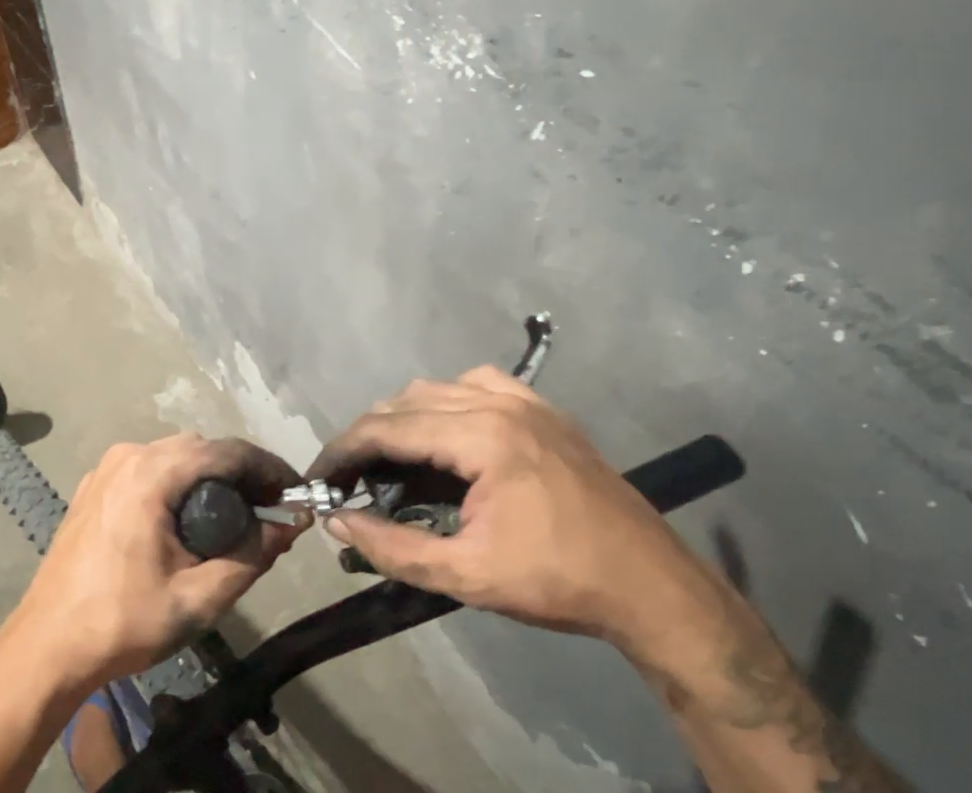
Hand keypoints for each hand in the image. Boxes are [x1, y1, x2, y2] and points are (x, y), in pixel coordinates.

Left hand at [5, 433, 304, 684]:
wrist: (49, 644)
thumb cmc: (123, 621)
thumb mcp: (198, 598)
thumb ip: (251, 557)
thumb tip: (288, 527)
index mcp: (148, 474)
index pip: (225, 451)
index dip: (267, 468)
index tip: (296, 493)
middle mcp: (126, 457)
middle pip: (199, 448)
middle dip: (241, 473)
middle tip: (272, 509)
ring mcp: (105, 470)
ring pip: (173, 457)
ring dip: (209, 478)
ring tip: (239, 516)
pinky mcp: (94, 489)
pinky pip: (148, 472)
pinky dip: (178, 485)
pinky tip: (191, 521)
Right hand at [306, 366, 725, 650]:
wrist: (652, 587)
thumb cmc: (557, 581)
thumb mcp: (465, 575)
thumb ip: (391, 547)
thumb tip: (335, 523)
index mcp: (481, 437)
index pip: (386, 428)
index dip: (342, 451)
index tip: (319, 480)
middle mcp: (500, 404)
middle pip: (405, 401)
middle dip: (368, 436)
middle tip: (350, 478)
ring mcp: (527, 402)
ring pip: (437, 388)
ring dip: (404, 418)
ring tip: (391, 460)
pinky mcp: (546, 412)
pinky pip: (479, 384)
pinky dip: (447, 402)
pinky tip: (448, 434)